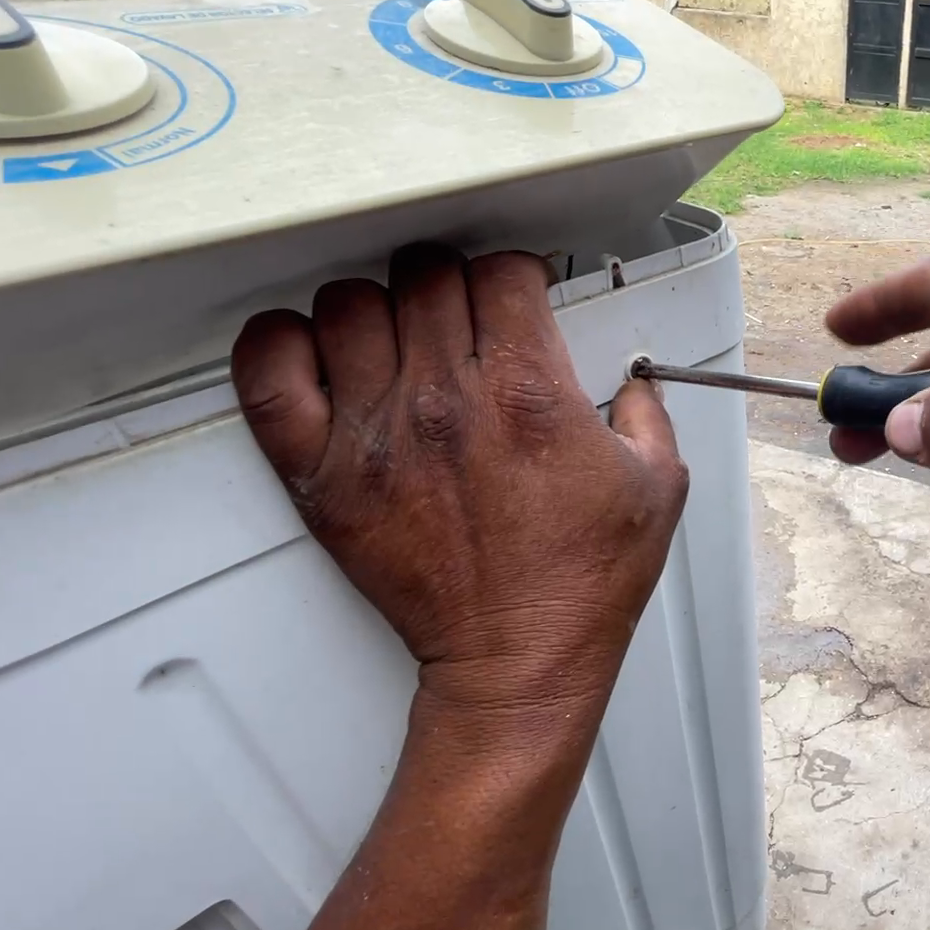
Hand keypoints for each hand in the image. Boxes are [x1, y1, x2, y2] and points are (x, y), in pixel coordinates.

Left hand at [230, 244, 687, 739]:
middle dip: (457, 281)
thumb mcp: (659, 485)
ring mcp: (377, 435)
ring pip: (350, 306)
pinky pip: (270, 373)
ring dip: (385, 307)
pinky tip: (321, 348)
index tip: (525, 293)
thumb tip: (632, 384)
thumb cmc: (585, 578)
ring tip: (409, 336)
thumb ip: (649, 413)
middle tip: (473, 312)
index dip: (520, 273)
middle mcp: (448, 401)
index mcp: (531, 394)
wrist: (520, 656)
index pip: (503, 275)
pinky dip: (283, 343)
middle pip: (426, 276)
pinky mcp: (327, 477)